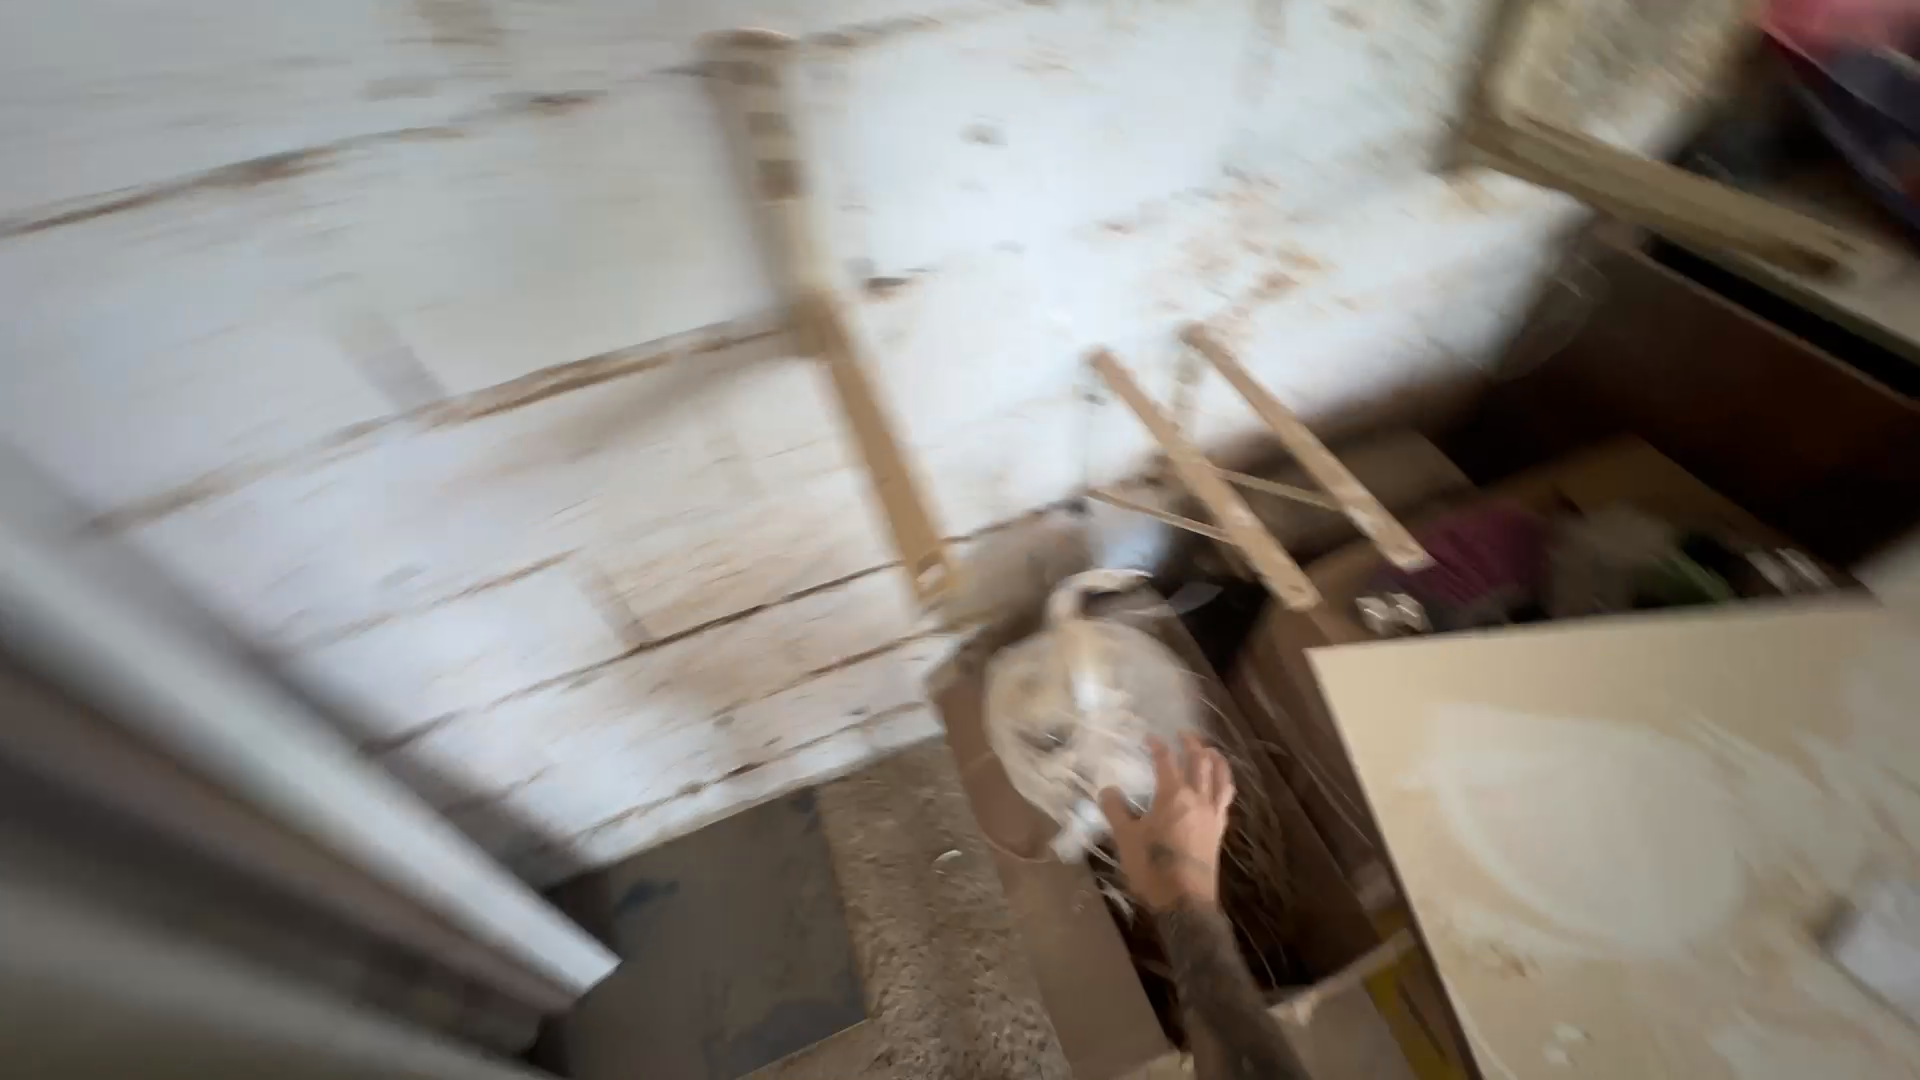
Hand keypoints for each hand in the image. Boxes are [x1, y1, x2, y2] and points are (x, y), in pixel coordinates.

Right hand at [1099, 732, 1235, 910]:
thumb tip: (1108, 790)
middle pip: (1200, 762)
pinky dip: (1223, 784)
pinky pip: (1225, 799)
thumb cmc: (1152, 867)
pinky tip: (1218, 786)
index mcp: (1173, 795)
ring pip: (1220, 778)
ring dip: (1216, 760)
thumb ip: (1116, 809)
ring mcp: (1212, 815)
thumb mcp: (1125, 837)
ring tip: (1210, 751)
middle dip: (1192, 744)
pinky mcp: (1219, 831)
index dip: (1157, 745)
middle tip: (1183, 734)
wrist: (1184, 904)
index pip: (1166, 760)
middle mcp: (1197, 799)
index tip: (1148, 737)